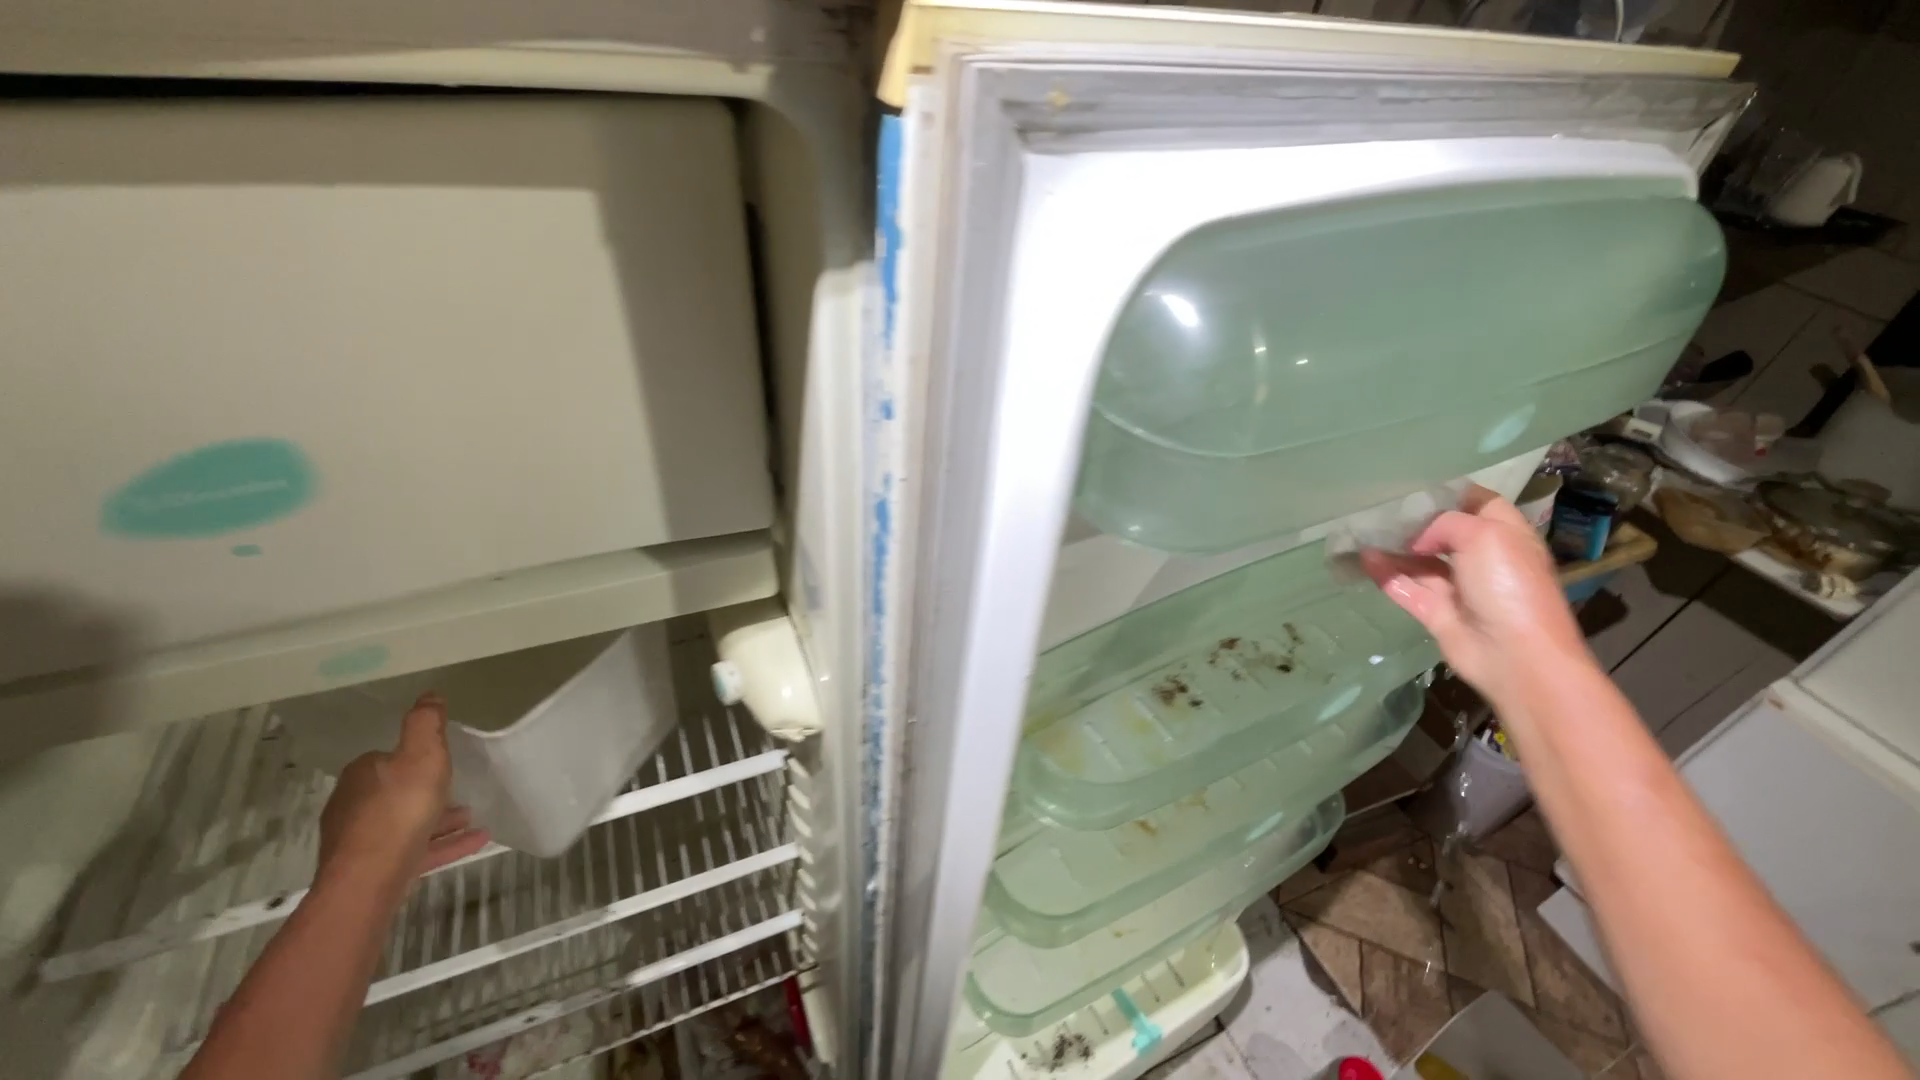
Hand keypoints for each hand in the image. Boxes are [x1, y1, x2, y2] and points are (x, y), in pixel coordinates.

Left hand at [317, 693, 489, 890]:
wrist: (370, 879)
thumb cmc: (399, 810)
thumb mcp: (422, 756)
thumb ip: (425, 724)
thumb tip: (429, 694)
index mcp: (364, 774)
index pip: (389, 758)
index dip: (416, 757)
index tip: (443, 761)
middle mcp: (356, 804)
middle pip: (397, 791)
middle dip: (428, 790)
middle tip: (461, 788)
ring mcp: (363, 839)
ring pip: (407, 822)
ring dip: (439, 818)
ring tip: (474, 815)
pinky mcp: (376, 867)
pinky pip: (418, 849)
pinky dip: (445, 843)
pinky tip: (477, 840)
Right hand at [1358, 485, 1590, 705]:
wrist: (1515, 655)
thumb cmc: (1508, 585)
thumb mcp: (1485, 535)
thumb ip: (1445, 523)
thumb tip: (1416, 539)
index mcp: (1505, 535)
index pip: (1477, 502)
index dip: (1449, 491)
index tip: (1413, 484)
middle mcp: (1483, 558)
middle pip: (1443, 532)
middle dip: (1414, 520)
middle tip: (1378, 507)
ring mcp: (1459, 588)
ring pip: (1420, 561)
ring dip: (1393, 548)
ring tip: (1361, 531)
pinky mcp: (1437, 612)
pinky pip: (1407, 588)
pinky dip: (1386, 574)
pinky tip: (1363, 559)